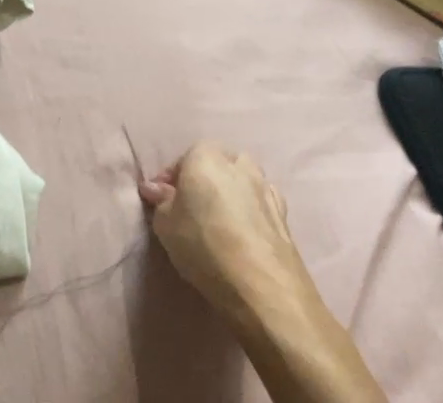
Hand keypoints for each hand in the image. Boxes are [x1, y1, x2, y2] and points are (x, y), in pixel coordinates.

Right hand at [138, 142, 313, 324]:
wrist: (263, 288)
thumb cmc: (203, 245)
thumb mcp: (165, 223)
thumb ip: (161, 200)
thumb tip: (156, 189)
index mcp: (207, 159)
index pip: (186, 154)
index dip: (173, 175)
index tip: (163, 197)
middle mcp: (240, 167)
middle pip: (222, 161)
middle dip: (208, 175)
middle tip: (193, 202)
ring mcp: (267, 191)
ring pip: (246, 179)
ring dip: (234, 190)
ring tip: (220, 216)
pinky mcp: (286, 218)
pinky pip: (263, 202)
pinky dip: (253, 209)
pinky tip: (243, 230)